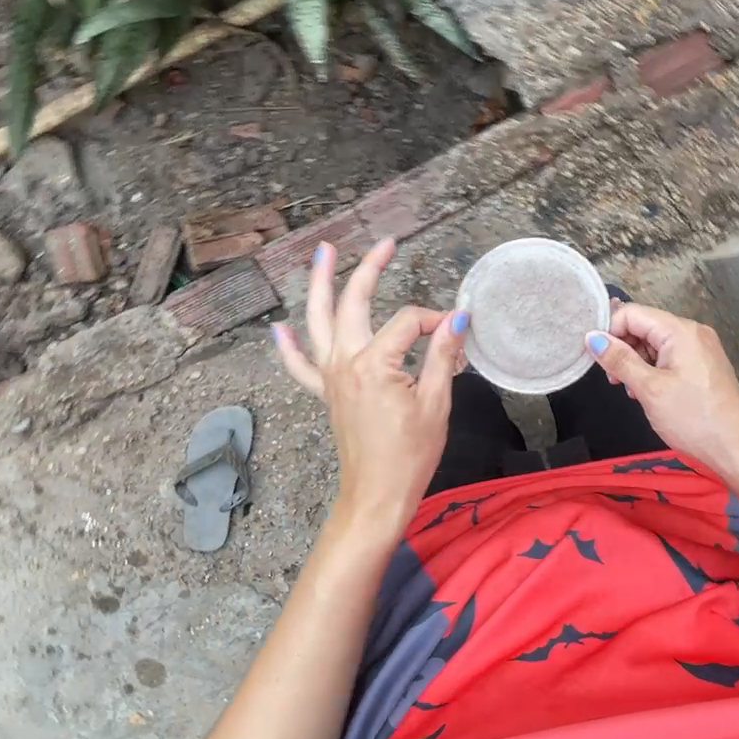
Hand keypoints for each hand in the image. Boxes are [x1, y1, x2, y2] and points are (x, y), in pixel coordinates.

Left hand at [274, 238, 466, 531]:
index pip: (410, 322)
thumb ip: (442, 355)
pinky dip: (289, 345)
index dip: (438, 322)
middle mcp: (345, 362)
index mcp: (375, 363)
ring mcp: (330, 376)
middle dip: (369, 269)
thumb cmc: (411, 453)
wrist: (378, 493)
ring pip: (319, 321)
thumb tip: (458, 319)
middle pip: (354, 303)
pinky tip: (279, 326)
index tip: (457, 333)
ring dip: (320, 285)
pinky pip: (301, 365)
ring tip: (322, 252)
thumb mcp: (436, 402)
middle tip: (386, 244)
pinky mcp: (326, 393)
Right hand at [585, 304, 738, 476]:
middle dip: (624, 350)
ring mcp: (701, 349)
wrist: (735, 448)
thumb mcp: (649, 389)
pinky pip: (670, 358)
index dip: (610, 332)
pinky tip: (649, 393)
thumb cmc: (694, 419)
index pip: (632, 313)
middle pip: (645, 327)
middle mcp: (693, 332)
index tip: (596, 359)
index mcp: (681, 331)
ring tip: (634, 391)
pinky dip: (654, 371)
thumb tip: (592, 338)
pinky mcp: (703, 366)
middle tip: (614, 381)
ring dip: (637, 363)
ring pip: (656, 344)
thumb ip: (619, 360)